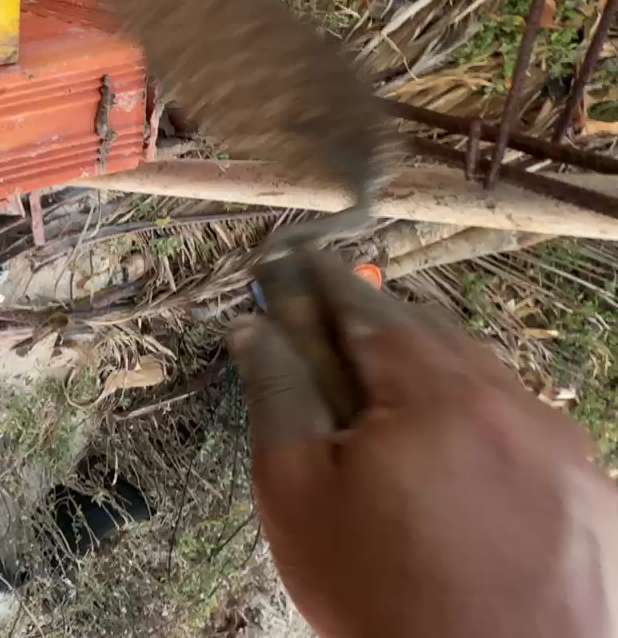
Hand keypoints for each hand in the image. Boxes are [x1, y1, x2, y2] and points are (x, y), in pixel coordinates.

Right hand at [232, 256, 617, 637]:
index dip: (319, 279)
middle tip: (312, 300)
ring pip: (480, 368)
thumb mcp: (293, 480)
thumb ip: (277, 389)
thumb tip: (255, 326)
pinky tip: (424, 416)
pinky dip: (460, 391)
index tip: (287, 254)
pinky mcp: (595, 498)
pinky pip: (516, 412)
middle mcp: (521, 413)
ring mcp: (571, 457)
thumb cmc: (371, 582)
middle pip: (430, 329)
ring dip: (415, 349)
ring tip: (361, 354)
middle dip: (366, 308)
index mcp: (441, 401)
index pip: (368, 311)